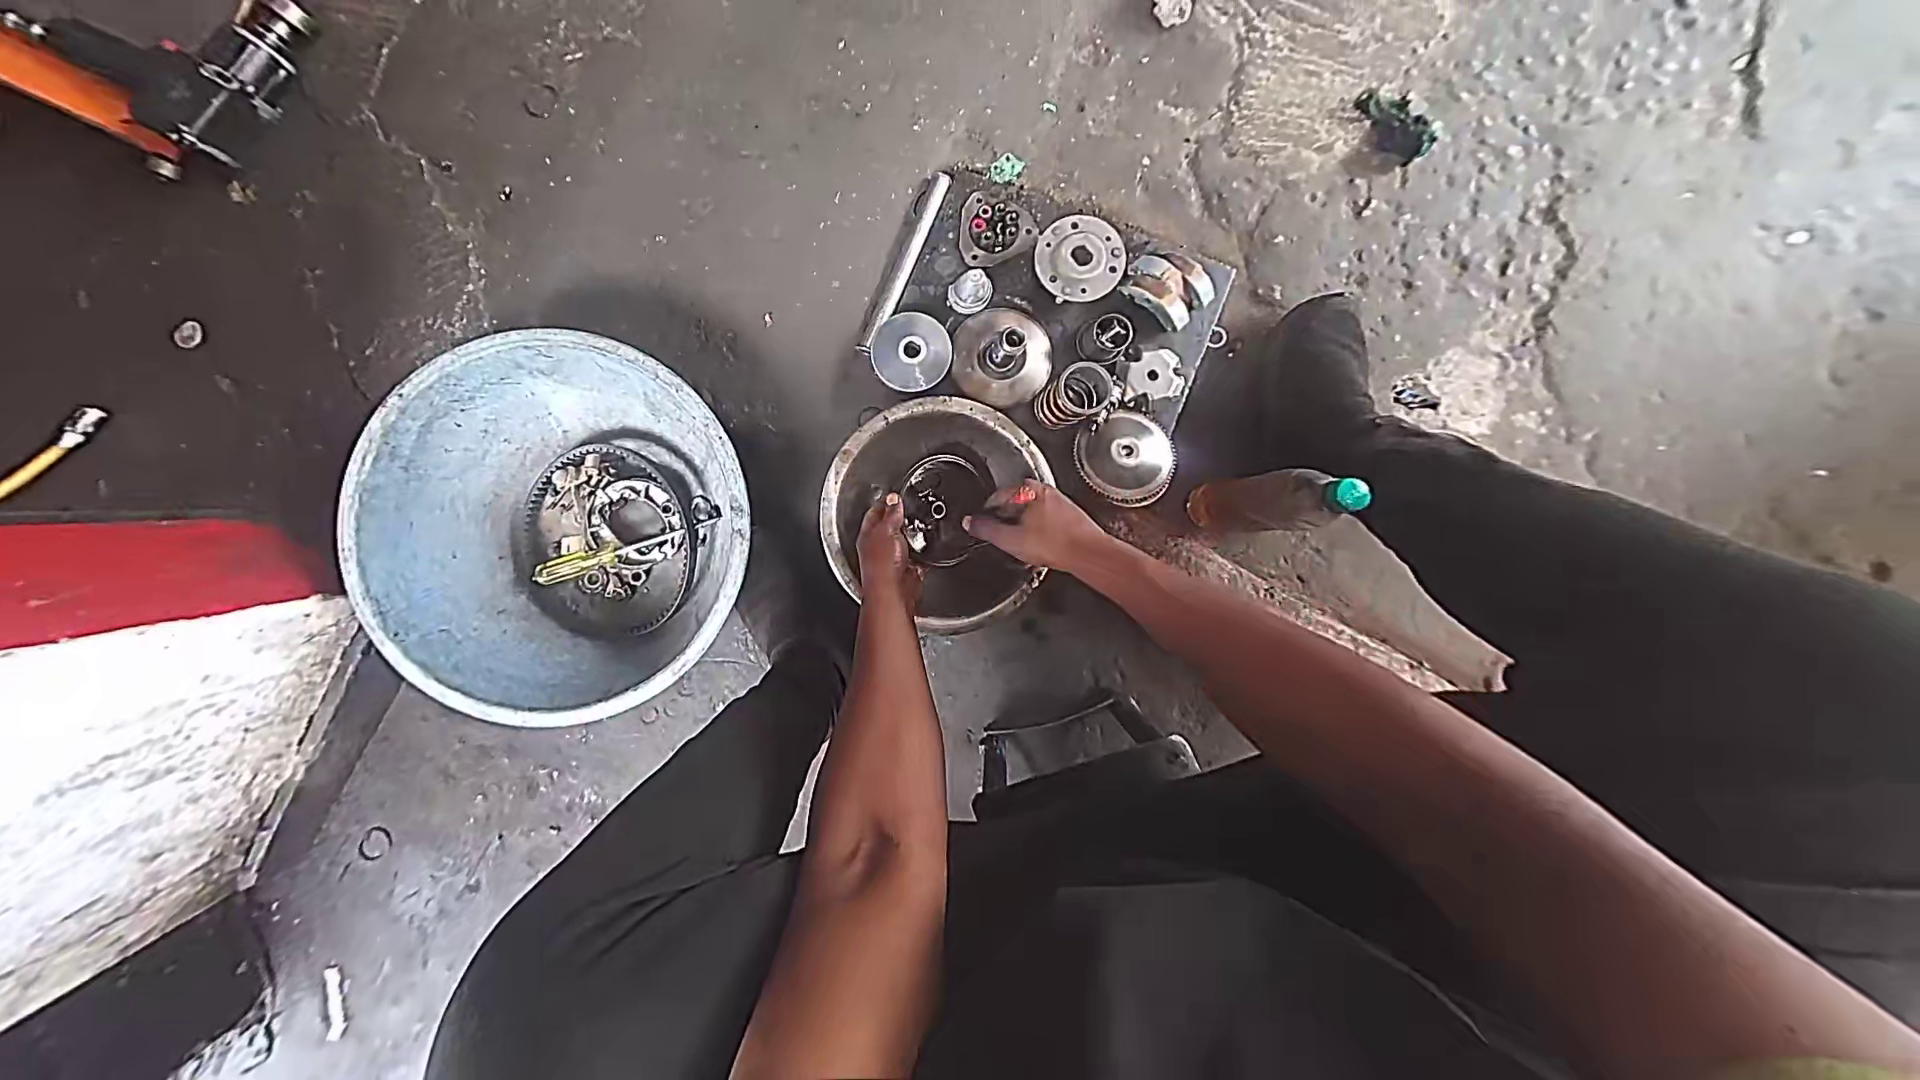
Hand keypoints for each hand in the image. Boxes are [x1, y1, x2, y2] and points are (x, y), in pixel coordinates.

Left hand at [856, 492, 922, 609]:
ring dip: (914, 534)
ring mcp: (893, 558)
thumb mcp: (886, 531)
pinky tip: (929, 545)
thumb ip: (891, 514)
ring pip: (905, 541)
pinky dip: (924, 551)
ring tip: (922, 524)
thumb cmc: (882, 565)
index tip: (896, 495)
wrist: (894, 592)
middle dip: (901, 518)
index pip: (875, 513)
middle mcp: (879, 547)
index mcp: (868, 535)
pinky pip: (918, 556)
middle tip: (911, 507)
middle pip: (890, 526)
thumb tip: (893, 500)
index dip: (885, 502)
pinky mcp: (908, 568)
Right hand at [962, 480, 1113, 573]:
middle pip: (1015, 502)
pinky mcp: (1069, 516)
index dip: (987, 511)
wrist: (1088, 554)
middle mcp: (1045, 491)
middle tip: (1000, 533)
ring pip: (1031, 511)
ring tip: (1020, 542)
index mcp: (1028, 490)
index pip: (997, 495)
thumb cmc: (1057, 544)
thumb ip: (987, 530)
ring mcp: (1059, 502)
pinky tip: (1039, 545)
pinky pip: (1045, 520)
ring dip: (1023, 524)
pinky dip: (1038, 530)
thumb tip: (971, 523)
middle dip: (1006, 518)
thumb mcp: (1011, 539)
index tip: (983, 522)